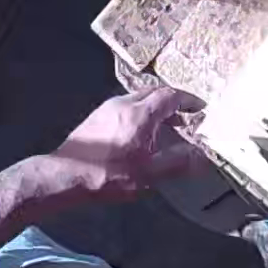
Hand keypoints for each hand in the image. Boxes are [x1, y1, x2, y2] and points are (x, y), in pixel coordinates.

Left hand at [45, 87, 203, 196]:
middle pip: (153, 93)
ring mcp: (106, 108)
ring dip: (155, 107)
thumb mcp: (148, 174)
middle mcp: (122, 104)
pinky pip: (124, 106)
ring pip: (137, 99)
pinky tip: (141, 132)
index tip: (200, 108)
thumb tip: (202, 155)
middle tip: (187, 116)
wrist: (65, 174)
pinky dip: (140, 112)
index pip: (169, 95)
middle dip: (172, 102)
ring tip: (168, 125)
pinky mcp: (95, 117)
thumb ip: (177, 162)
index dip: (188, 100)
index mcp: (139, 113)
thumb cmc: (108, 175)